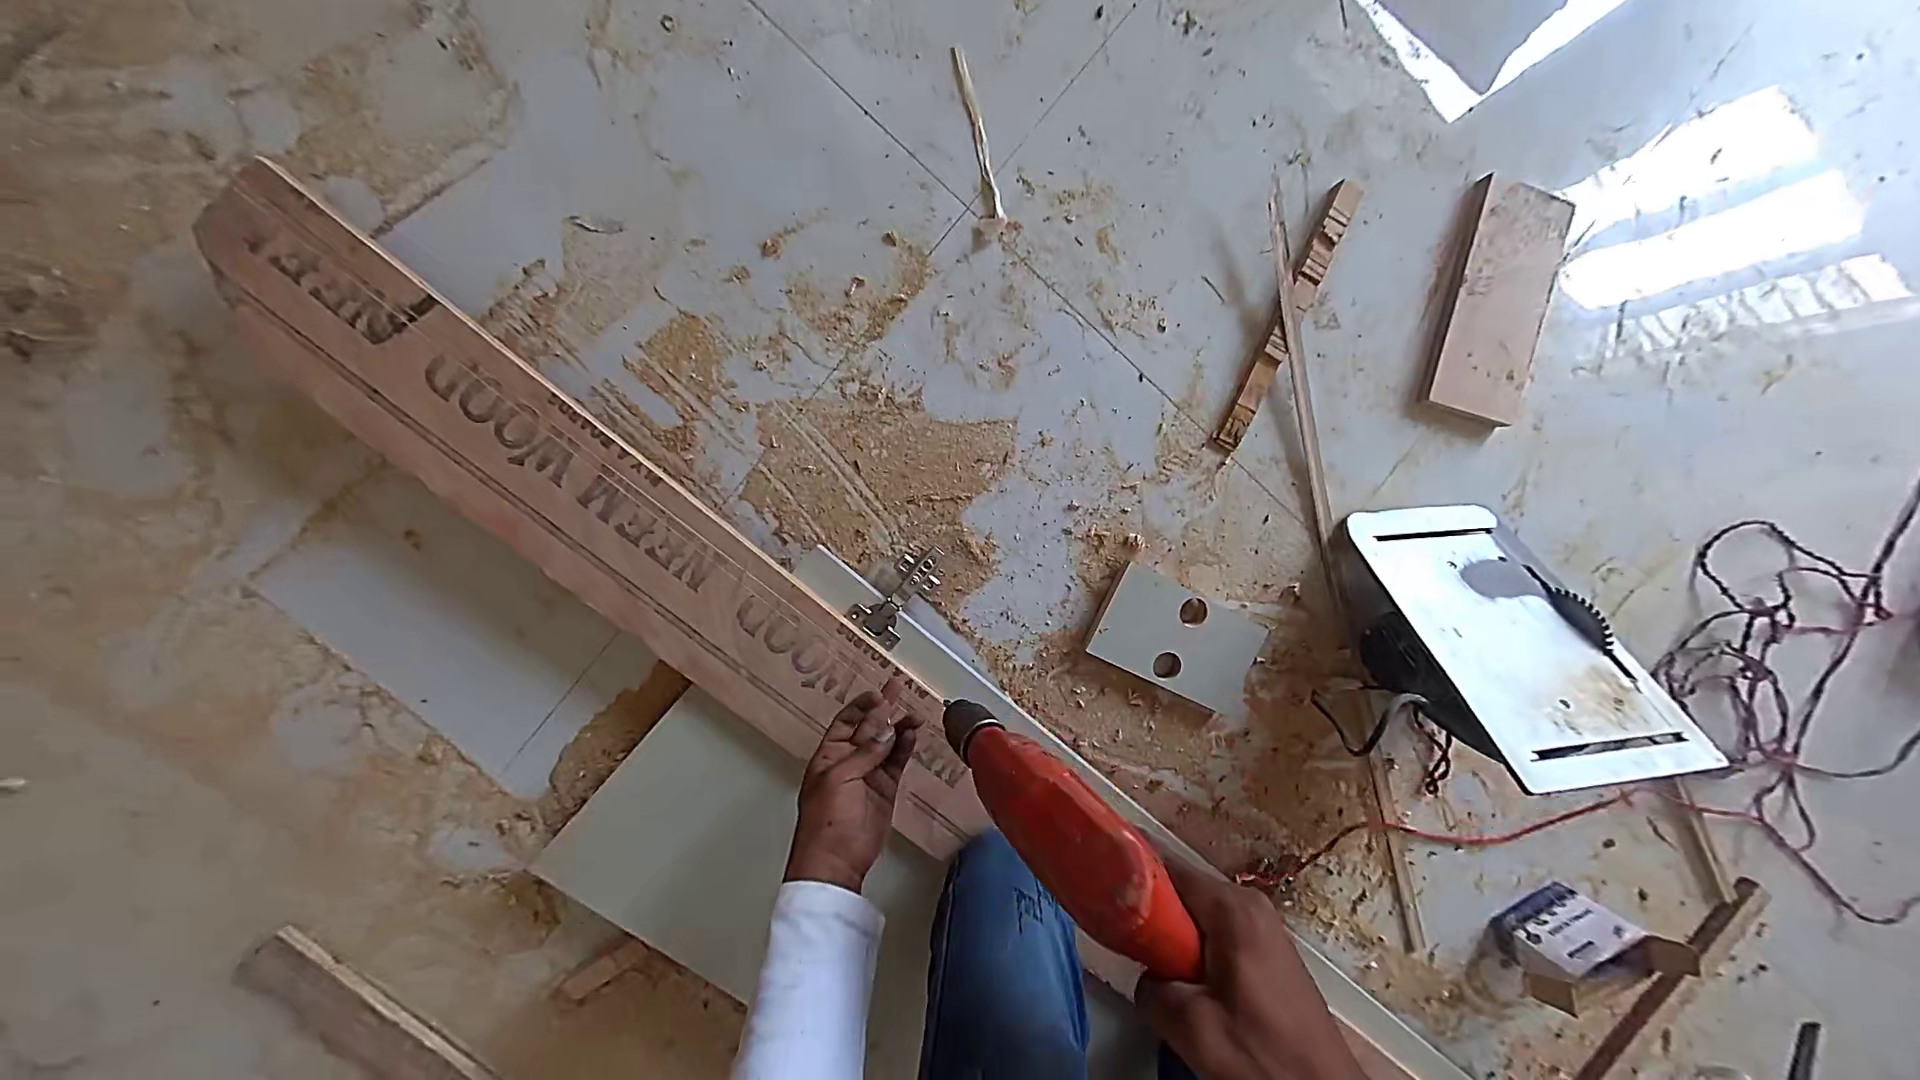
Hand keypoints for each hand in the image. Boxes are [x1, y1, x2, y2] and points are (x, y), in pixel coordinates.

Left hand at [783, 676, 923, 893]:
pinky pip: (897, 762)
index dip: (862, 706)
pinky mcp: (886, 788)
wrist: (836, 860)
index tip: (878, 694)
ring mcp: (869, 773)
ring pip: (887, 743)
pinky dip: (905, 747)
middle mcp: (849, 760)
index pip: (846, 721)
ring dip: (899, 727)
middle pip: (869, 727)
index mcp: (829, 754)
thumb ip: (865, 752)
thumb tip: (887, 730)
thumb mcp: (839, 778)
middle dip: (884, 708)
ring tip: (914, 713)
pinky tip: (912, 734)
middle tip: (898, 687)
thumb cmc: (825, 819)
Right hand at [1136, 855, 1367, 1079]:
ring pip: (1196, 908)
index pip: (1166, 863)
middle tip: (1121, 926)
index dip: (1129, 864)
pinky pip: (1214, 926)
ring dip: (1171, 927)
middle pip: (1180, 884)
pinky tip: (1182, 970)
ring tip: (1149, 954)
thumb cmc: (1262, 1056)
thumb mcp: (1191, 1028)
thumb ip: (1151, 987)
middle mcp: (1248, 902)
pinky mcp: (1266, 946)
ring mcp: (1261, 922)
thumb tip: (1146, 975)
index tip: (1099, 871)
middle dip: (1150, 904)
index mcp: (1232, 908)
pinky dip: (1192, 940)